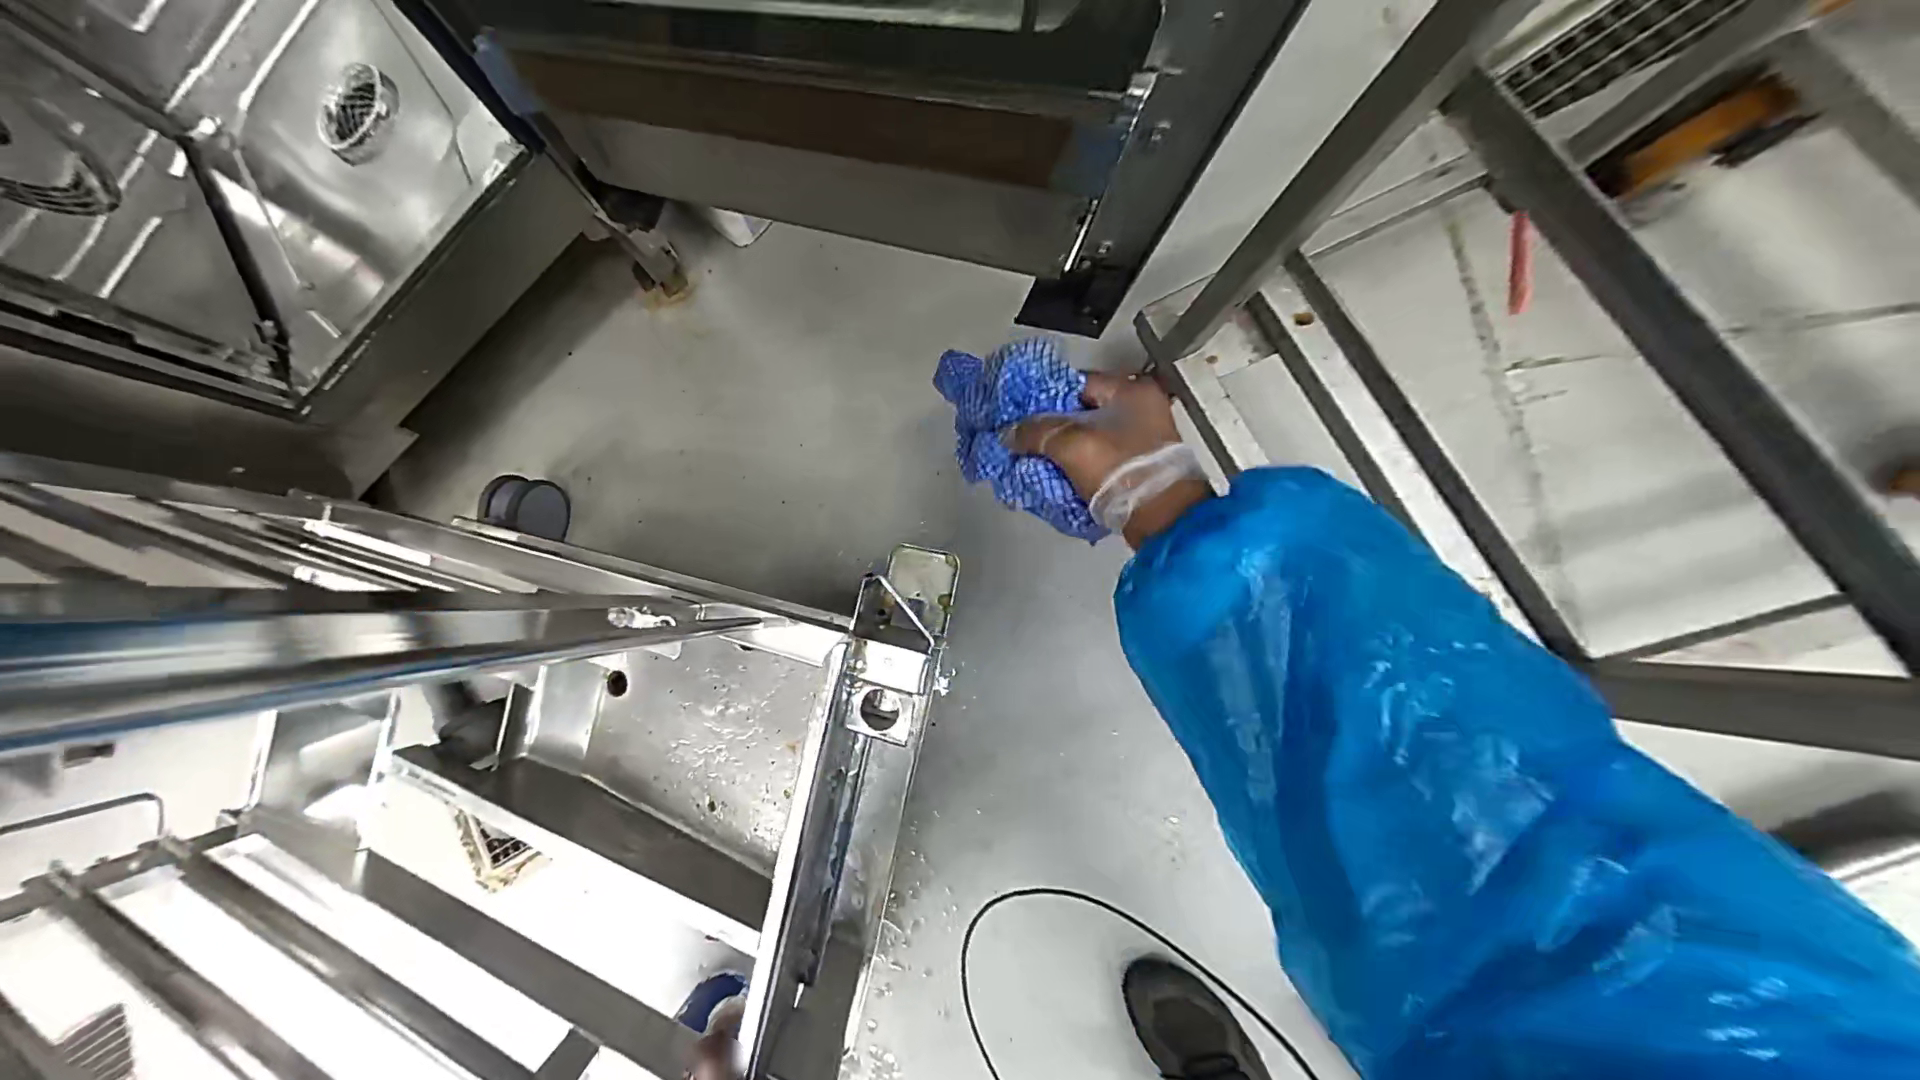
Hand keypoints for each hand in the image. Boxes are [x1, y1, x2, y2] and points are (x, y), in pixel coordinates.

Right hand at [1009, 373, 1211, 547]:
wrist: (1161, 518)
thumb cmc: (1120, 470)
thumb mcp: (1070, 444)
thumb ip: (1035, 432)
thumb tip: (1009, 433)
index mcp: (1131, 390)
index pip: (1077, 383)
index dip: (1045, 398)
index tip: (1022, 415)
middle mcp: (1143, 408)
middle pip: (1083, 412)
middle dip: (1053, 428)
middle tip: (1026, 440)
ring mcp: (1144, 439)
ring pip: (1091, 437)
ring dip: (1065, 450)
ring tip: (1038, 460)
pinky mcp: (1140, 466)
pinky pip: (1101, 459)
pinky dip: (1081, 466)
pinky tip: (1059, 476)